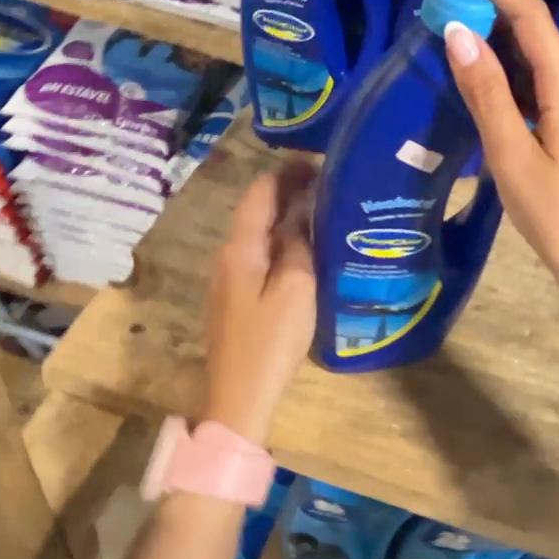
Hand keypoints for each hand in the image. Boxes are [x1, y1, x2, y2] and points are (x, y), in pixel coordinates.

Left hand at [204, 160, 316, 445]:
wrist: (239, 397)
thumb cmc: (271, 341)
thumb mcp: (296, 288)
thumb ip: (299, 244)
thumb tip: (302, 210)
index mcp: (241, 247)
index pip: (261, 191)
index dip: (289, 171)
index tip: (322, 161)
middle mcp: (228, 254)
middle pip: (257, 208)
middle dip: (290, 190)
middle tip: (331, 183)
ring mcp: (227, 277)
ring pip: (258, 231)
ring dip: (286, 215)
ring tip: (324, 208)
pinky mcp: (235, 296)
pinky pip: (258, 252)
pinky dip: (281, 239)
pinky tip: (305, 245)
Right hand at [439, 0, 558, 299]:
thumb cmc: (555, 216)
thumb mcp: (511, 156)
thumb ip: (487, 93)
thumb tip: (458, 31)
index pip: (532, 16)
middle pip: (533, 28)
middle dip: (490, 1)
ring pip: (532, 54)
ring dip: (493, 33)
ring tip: (448, 21)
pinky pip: (531, 80)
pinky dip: (501, 66)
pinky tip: (474, 69)